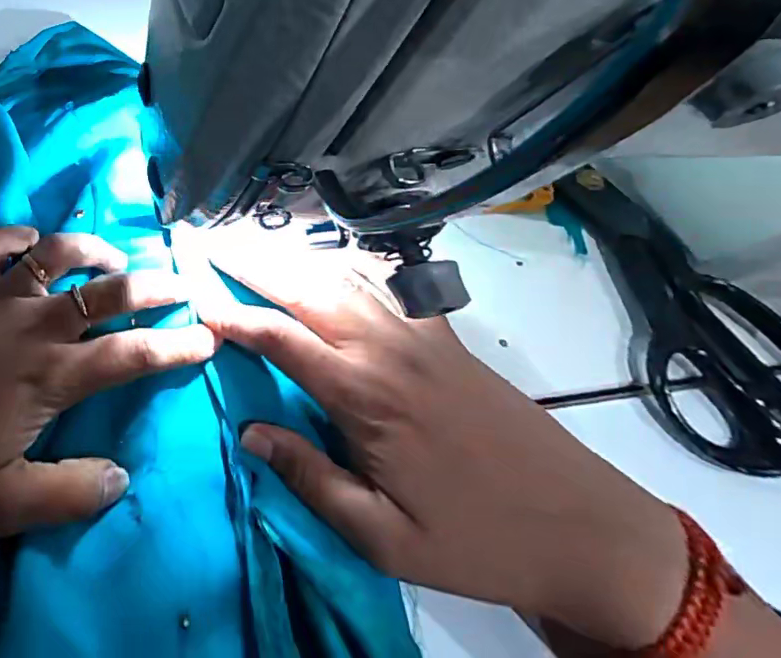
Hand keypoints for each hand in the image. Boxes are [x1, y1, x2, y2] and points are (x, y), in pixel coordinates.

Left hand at [0, 226, 218, 536]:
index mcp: (50, 376)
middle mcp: (33, 325)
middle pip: (108, 290)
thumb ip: (70, 493)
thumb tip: (125, 477)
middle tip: (180, 281)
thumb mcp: (0, 504)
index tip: (209, 337)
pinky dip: (21, 236)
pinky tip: (31, 245)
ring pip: (59, 252)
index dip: (178, 345)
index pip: (132, 355)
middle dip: (153, 283)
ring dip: (94, 249)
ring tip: (113, 258)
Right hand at [194, 233, 687, 649]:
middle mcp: (387, 348)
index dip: (233, 317)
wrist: (583, 525)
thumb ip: (311, 479)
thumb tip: (250, 432)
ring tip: (255, 244)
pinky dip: (349, 263)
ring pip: (343, 276)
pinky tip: (332, 260)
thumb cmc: (477, 539)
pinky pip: (387, 283)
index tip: (197, 304)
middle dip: (252, 261)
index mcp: (366, 395)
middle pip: (306, 287)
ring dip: (294, 256)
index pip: (282, 338)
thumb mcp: (385, 538)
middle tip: (209, 241)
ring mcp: (419, 334)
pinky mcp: (444, 335)